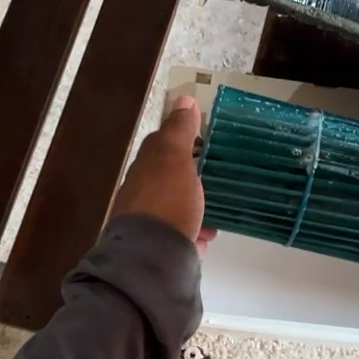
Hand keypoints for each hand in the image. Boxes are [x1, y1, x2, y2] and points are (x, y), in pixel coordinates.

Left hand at [109, 94, 216, 255]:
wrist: (152, 259)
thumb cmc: (166, 202)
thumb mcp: (175, 158)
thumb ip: (180, 131)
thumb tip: (184, 98)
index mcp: (145, 167)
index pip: (162, 144)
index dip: (183, 138)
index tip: (206, 138)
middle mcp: (142, 192)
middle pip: (168, 175)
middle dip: (190, 173)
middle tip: (216, 172)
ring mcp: (149, 221)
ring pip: (175, 205)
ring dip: (193, 204)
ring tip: (216, 208)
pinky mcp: (158, 246)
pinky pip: (180, 232)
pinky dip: (194, 230)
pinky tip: (207, 235)